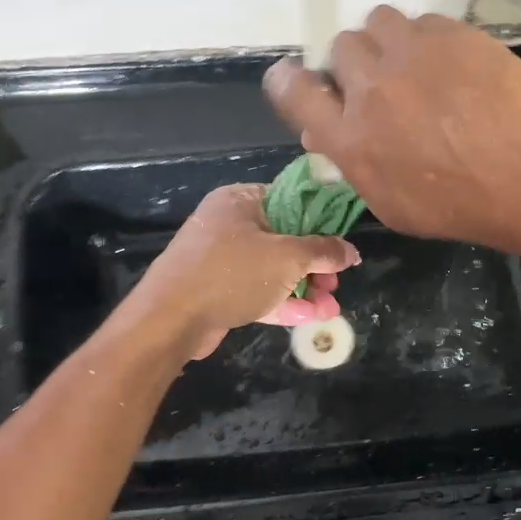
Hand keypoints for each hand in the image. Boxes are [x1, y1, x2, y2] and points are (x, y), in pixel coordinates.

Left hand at [125, 183, 360, 359]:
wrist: (170, 319)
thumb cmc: (231, 274)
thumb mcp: (286, 258)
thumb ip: (322, 251)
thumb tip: (350, 251)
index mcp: (240, 201)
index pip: (290, 200)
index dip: (321, 220)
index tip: (343, 240)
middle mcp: (229, 225)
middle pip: (284, 239)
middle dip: (315, 264)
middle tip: (337, 281)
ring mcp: (222, 260)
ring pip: (273, 270)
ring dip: (304, 287)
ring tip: (332, 306)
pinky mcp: (218, 291)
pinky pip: (258, 291)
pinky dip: (284, 302)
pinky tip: (312, 317)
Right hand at [262, 6, 520, 258]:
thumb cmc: (459, 206)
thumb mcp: (391, 204)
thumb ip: (352, 163)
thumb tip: (323, 131)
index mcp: (351, 138)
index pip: (294, 91)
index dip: (289, 80)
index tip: (295, 77)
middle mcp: (372, 88)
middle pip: (340, 47)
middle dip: (354, 64)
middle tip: (382, 84)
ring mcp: (414, 54)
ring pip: (379, 21)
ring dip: (388, 41)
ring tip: (415, 66)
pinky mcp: (453, 34)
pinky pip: (424, 22)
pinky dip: (429, 40)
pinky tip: (453, 66)